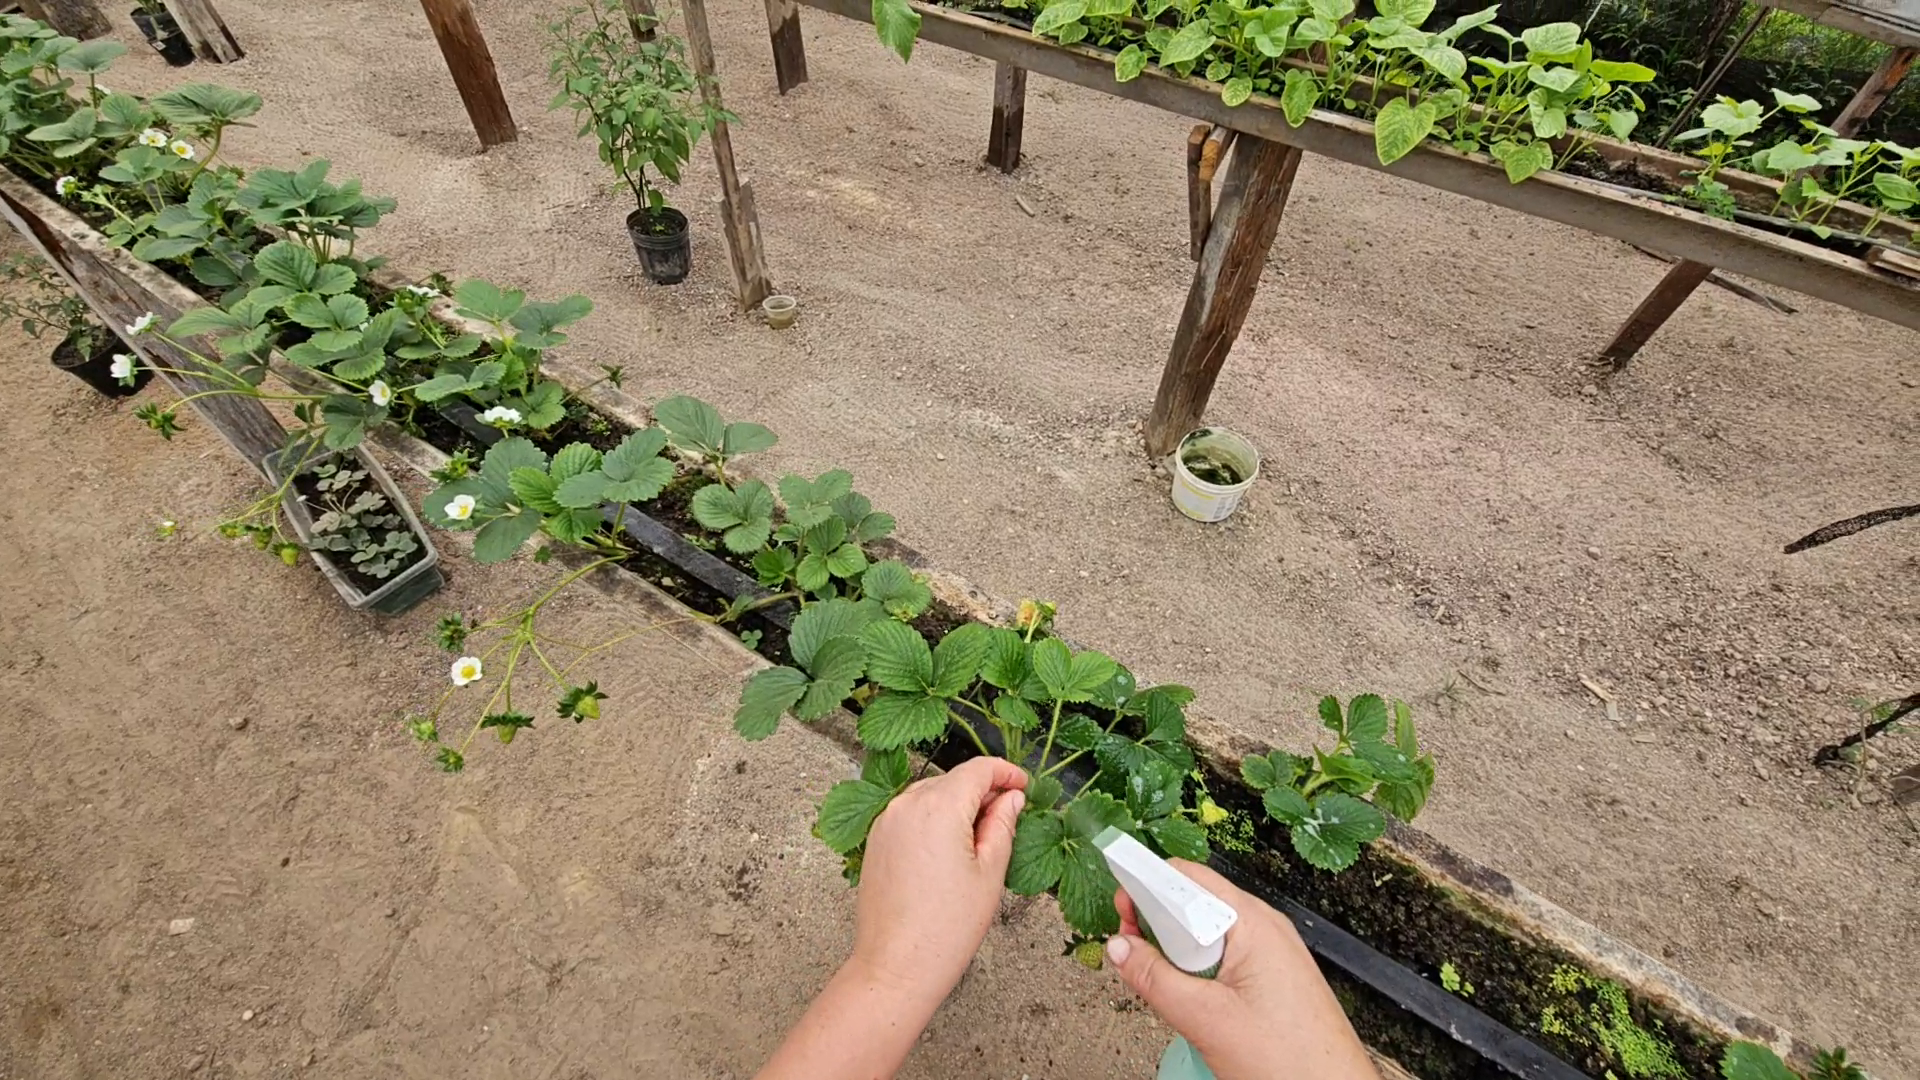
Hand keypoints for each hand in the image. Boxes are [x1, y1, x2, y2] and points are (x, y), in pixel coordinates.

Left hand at [849, 756, 1026, 1004]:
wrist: (894, 968)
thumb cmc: (945, 929)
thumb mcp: (990, 873)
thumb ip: (1003, 824)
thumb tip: (1011, 797)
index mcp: (940, 807)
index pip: (978, 769)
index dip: (1005, 771)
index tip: (1022, 783)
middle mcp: (908, 803)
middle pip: (954, 779)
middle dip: (983, 790)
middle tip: (1007, 815)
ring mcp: (887, 819)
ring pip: (932, 793)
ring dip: (957, 803)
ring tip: (978, 838)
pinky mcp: (876, 837)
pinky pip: (911, 812)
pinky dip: (934, 817)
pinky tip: (948, 849)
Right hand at [1106, 860, 1377, 1079]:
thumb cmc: (1292, 1066)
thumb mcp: (1206, 1020)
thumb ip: (1154, 979)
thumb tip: (1118, 946)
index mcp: (1252, 922)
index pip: (1187, 878)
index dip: (1147, 887)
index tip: (1121, 906)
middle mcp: (1264, 927)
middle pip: (1194, 902)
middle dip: (1158, 922)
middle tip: (1134, 950)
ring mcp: (1272, 952)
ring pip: (1207, 932)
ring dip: (1177, 950)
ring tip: (1165, 983)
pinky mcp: (1273, 976)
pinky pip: (1224, 955)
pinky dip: (1199, 968)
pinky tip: (1192, 997)